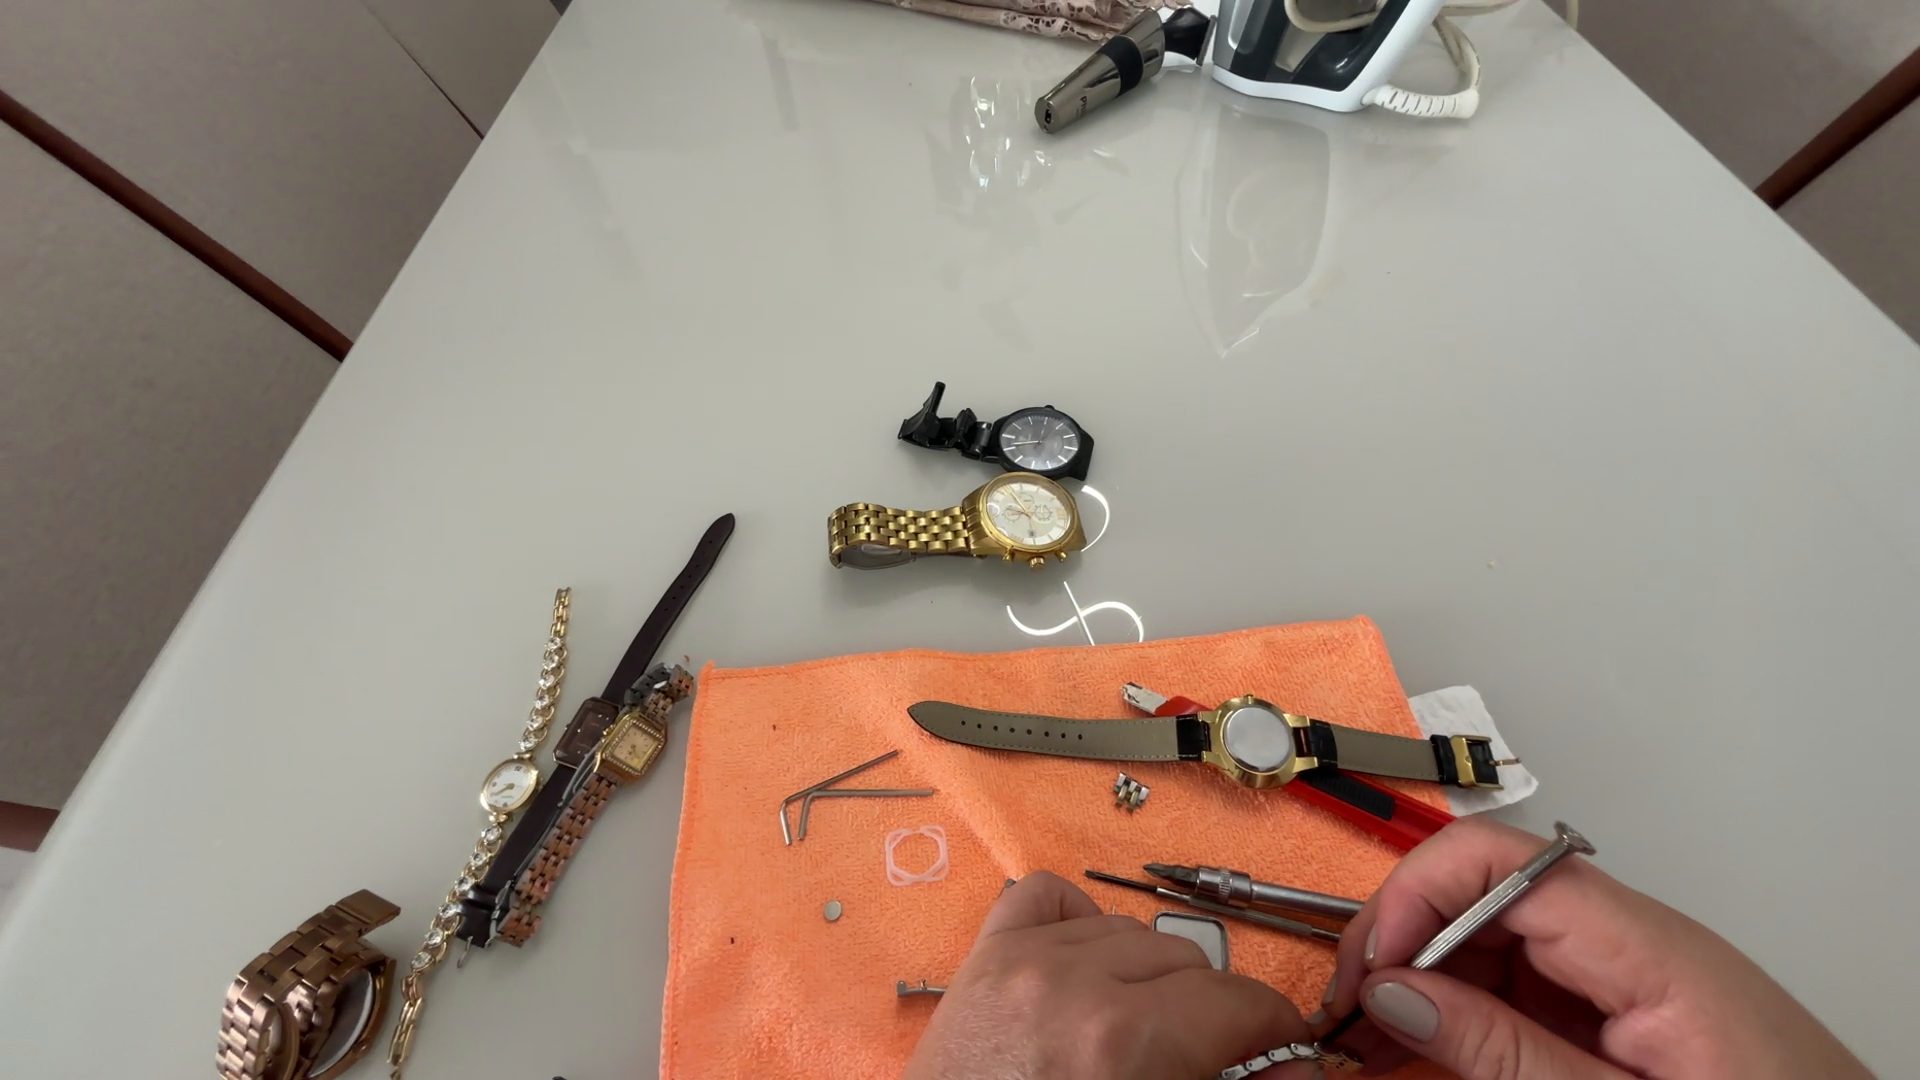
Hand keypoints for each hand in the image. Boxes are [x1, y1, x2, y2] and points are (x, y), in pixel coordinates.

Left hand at [903, 872, 1309, 1079]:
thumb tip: (1299, 1069)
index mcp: (1125, 1043)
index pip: (1235, 1000)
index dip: (1272, 1024)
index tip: (1281, 1045)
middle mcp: (1074, 983)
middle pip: (1184, 959)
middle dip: (1209, 1006)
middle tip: (1201, 1051)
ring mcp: (1022, 957)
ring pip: (1125, 928)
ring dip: (1147, 969)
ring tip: (1139, 1019)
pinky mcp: (984, 952)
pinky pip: (1045, 894)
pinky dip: (1076, 917)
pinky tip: (1081, 960)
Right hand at [1321, 818, 1874, 1079]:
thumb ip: (1505, 1056)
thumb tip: (1391, 993)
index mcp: (1647, 947)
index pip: (1494, 862)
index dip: (1414, 895)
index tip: (1373, 964)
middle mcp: (1625, 939)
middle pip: (1475, 894)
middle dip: (1401, 942)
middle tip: (1353, 1006)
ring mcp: (1617, 973)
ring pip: (1481, 939)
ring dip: (1417, 980)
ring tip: (1372, 1035)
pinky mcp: (1610, 1007)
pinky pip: (1509, 983)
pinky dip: (1455, 1009)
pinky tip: (1420, 1042)